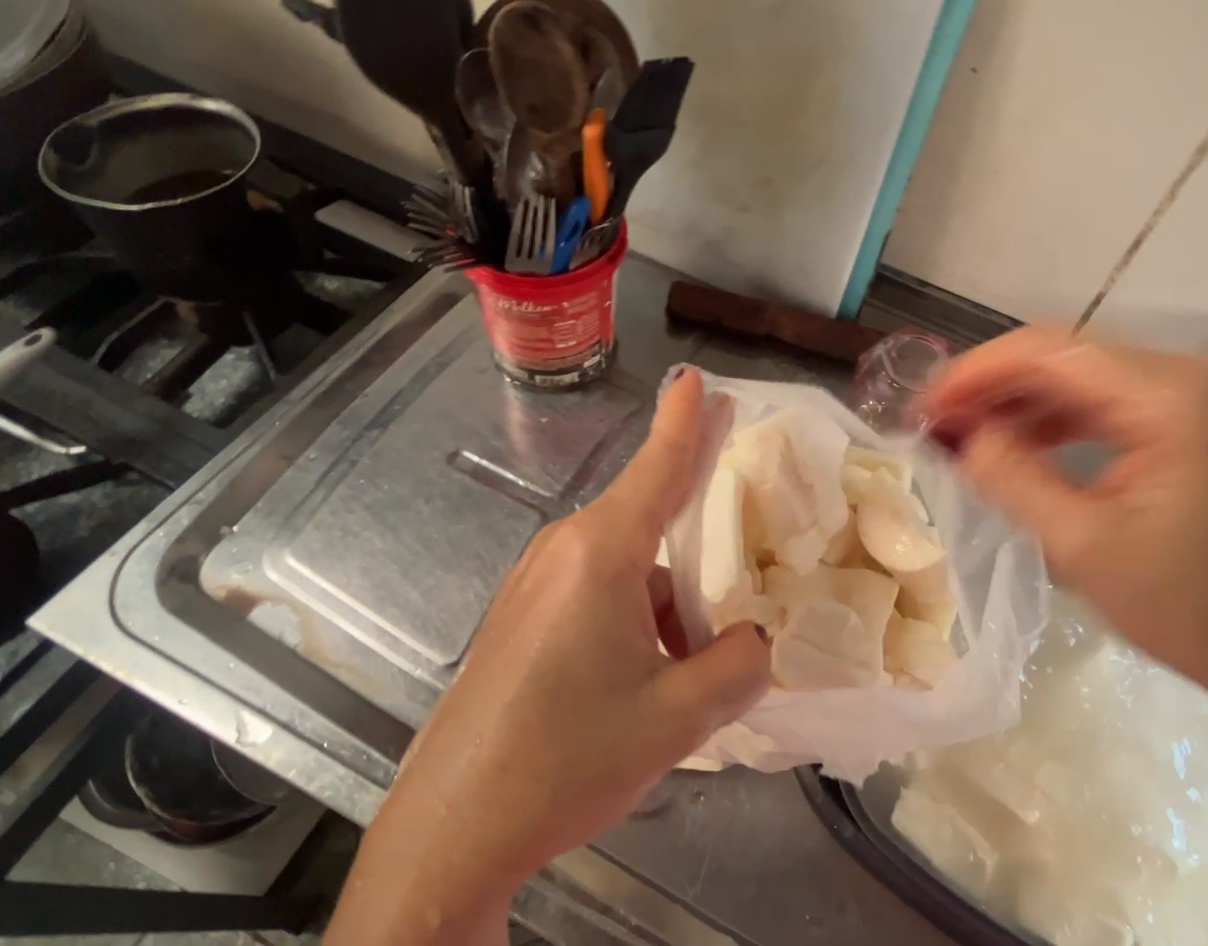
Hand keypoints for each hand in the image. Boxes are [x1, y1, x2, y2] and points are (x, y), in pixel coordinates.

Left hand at [329, 370, 769, 945]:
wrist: (452, 830)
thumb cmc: (566, 759)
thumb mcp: (677, 718)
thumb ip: (738, 666)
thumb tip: (755, 639)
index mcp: (602, 554)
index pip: (658, 467)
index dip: (687, 420)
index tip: (701, 377)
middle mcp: (563, 552)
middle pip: (650, 524)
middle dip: (698, 551)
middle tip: (739, 589)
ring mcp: (534, 585)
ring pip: (626, 569)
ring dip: (666, 606)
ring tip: (686, 675)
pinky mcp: (520, 619)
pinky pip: (595, 594)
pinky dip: (633, 622)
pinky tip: (640, 686)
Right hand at [920, 327, 1207, 706]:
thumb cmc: (1186, 606)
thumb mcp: (1081, 544)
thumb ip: (1011, 478)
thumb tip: (958, 435)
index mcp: (1165, 397)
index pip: (1048, 352)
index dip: (975, 372)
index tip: (923, 408)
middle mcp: (1179, 378)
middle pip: (1061, 357)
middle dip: (990, 387)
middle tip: (933, 424)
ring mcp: (1185, 400)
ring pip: (1075, 379)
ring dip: (1015, 404)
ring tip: (960, 436)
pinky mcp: (1182, 425)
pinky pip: (1099, 406)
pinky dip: (1049, 422)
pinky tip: (1011, 447)